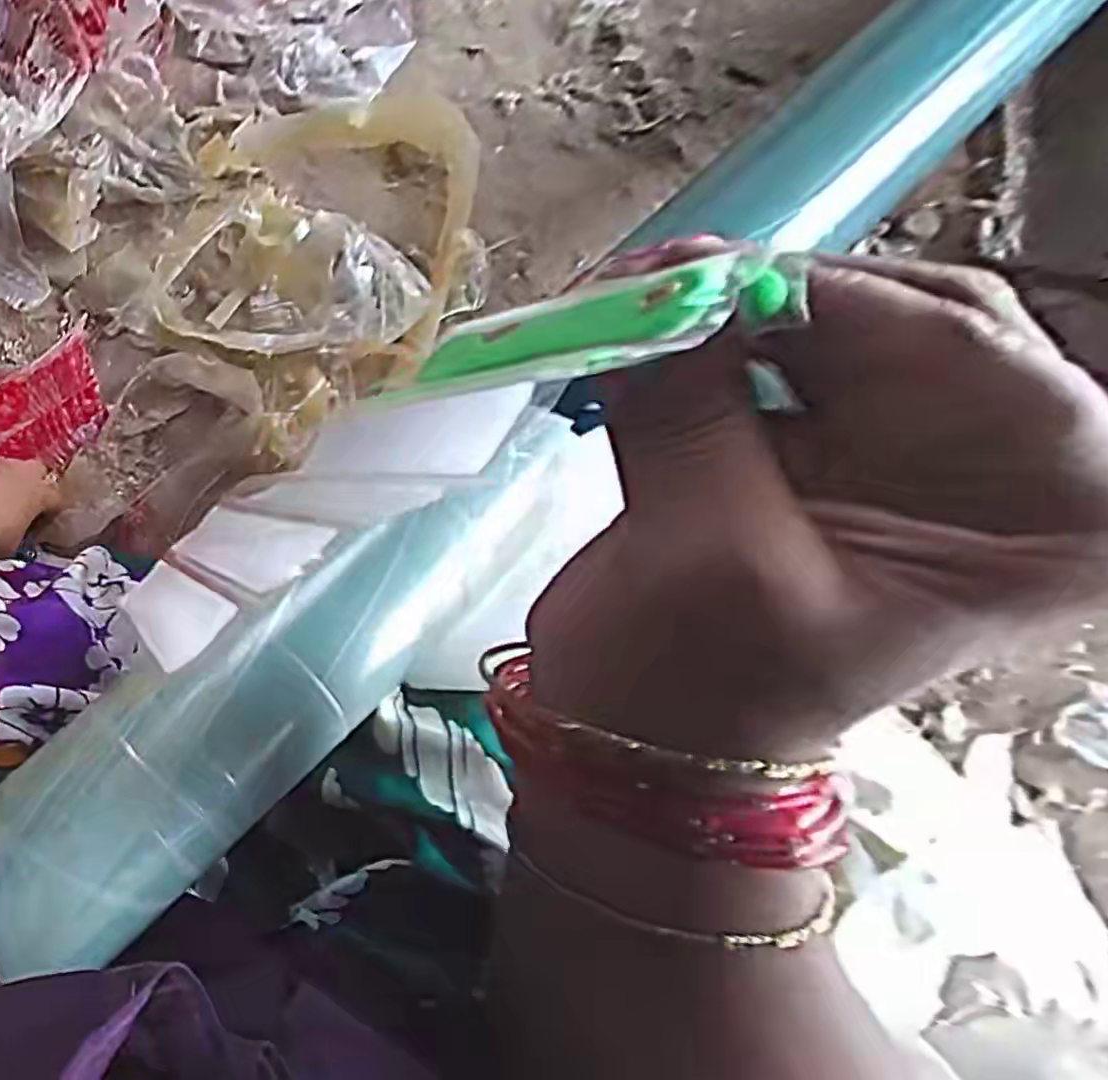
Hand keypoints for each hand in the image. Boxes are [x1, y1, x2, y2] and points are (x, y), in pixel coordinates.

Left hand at [0, 455, 60, 557]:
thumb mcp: (15, 543)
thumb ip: (24, 530)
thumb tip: (21, 529)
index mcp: (40, 491)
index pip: (56, 496)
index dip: (50, 510)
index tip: (41, 523)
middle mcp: (22, 469)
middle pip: (34, 473)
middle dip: (30, 486)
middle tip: (19, 506)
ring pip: (5, 468)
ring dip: (1, 482)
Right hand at [526, 249, 1107, 761]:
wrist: (631, 734)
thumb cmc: (690, 680)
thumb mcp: (706, 553)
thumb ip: (690, 420)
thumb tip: (652, 304)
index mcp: (1032, 503)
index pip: (941, 345)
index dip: (801, 295)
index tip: (676, 272)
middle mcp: (970, 464)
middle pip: (876, 324)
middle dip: (748, 298)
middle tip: (634, 282)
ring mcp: (867, 456)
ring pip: (793, 342)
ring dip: (696, 323)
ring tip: (610, 312)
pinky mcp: (774, 458)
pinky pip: (730, 379)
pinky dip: (669, 361)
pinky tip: (614, 353)